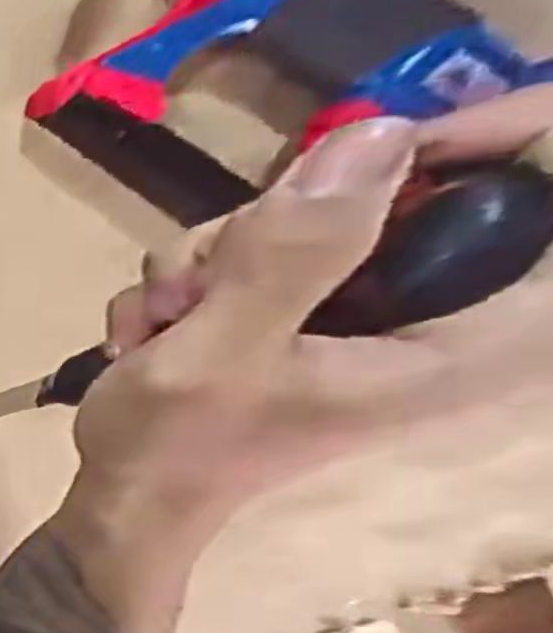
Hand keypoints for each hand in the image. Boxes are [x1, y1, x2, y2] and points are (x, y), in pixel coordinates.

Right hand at [66, 109, 552, 573]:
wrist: (122, 498)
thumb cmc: (175, 446)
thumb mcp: (220, 352)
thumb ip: (291, 255)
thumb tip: (374, 134)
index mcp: (469, 333)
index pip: (549, 198)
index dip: (485, 143)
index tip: (359, 150)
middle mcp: (424, 313)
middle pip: (383, 199)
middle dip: (260, 227)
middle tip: (191, 286)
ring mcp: (345, 315)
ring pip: (288, 225)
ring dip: (197, 262)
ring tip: (154, 324)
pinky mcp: (286, 319)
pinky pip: (239, 258)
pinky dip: (179, 287)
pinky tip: (147, 334)